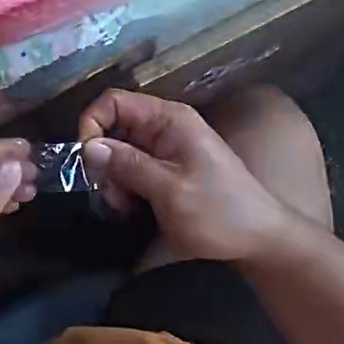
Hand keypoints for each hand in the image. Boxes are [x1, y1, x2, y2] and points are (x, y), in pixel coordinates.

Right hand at [78, 89, 297, 262]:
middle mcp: (163, 128)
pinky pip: (128, 170)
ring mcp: (163, 150)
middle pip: (111, 128)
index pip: (113, 102)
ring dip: (111, 178)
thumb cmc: (219, 212)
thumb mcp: (170, 190)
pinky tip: (132, 208)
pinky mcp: (162, 172)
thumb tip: (88, 146)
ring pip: (115, 152)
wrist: (257, 241)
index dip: (93, 125)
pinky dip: (122, 188)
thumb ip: (129, 165)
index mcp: (168, 120)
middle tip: (110, 193)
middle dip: (101, 159)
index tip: (87, 160)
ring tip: (125, 205)